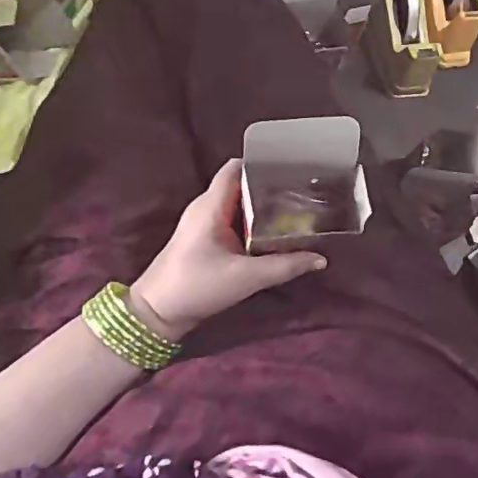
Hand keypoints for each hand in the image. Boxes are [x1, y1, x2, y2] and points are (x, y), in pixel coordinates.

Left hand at [131, 160, 326, 339]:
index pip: (235, 167)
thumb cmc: (197, 287)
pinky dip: (252, 221)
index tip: (291, 170)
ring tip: (295, 209)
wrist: (157, 313)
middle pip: (241, 184)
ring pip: (238, 203)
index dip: (261, 164)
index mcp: (211, 206)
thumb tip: (320, 259)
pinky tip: (274, 232)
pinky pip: (232, 219)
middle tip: (302, 193)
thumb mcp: (246, 278)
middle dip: (269, 186)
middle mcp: (206, 207)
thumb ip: (285, 267)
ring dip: (262, 206)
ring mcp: (203, 223)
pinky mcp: (204, 238)